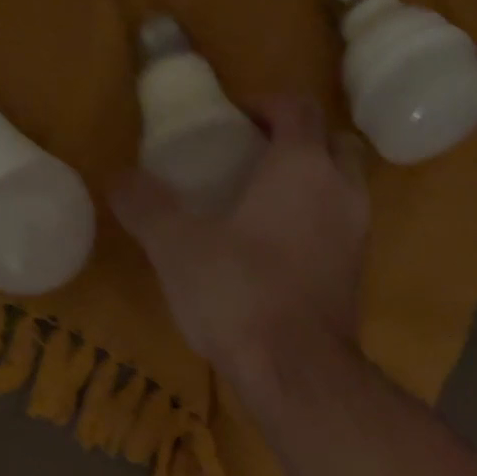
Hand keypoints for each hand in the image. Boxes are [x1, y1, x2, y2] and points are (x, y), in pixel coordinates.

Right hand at [110, 95, 369, 385]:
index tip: (236, 118)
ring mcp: (357, 239)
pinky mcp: (356, 281)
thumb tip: (119, 179)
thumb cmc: (240, 296)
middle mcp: (342, 192)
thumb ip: (148, 208)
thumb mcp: (178, 249)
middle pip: (333, 144)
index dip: (266, 104)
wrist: (296, 371)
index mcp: (303, 166)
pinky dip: (317, 232)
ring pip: (344, 192)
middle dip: (299, 143)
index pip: (297, 108)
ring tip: (267, 212)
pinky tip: (280, 260)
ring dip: (313, 189)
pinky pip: (340, 237)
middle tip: (257, 162)